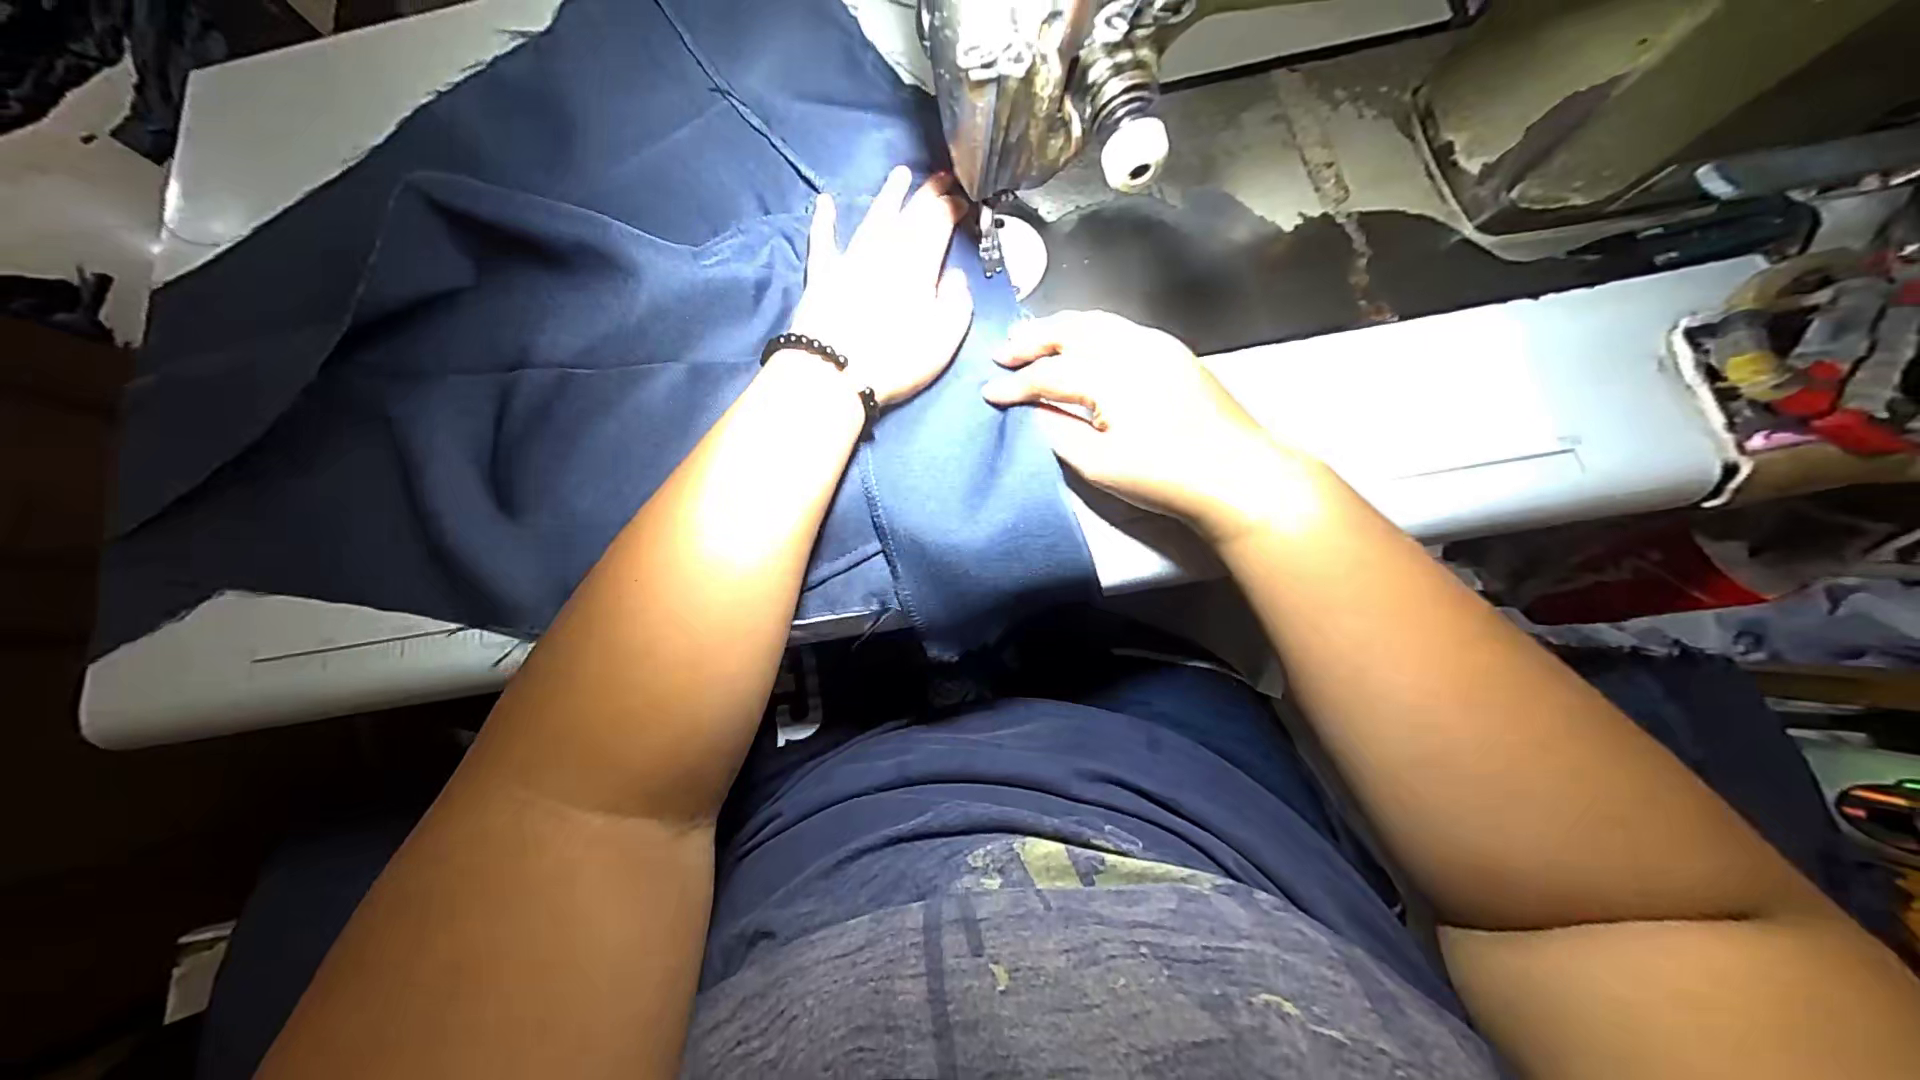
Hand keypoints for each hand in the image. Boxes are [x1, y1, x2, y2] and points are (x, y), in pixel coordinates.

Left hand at [786, 166, 973, 405]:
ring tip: (899, 174)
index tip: (964, 197)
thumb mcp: (944, 338)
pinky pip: (823, 240)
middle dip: (928, 192)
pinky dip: (824, 220)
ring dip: (888, 195)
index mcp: (919, 263)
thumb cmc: (896, 359)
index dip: (952, 205)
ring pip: (873, 217)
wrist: (834, 373)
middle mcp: (885, 250)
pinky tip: (824, 202)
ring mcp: (850, 259)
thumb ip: (957, 302)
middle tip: (942, 175)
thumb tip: (955, 276)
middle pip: (909, 213)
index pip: (938, 221)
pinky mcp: (822, 274)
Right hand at [982, 310, 1321, 542]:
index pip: (1050, 373)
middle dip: (1033, 339)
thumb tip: (1030, 411)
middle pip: (1072, 330)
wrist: (1239, 476)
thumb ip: (1056, 431)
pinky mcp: (1175, 352)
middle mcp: (1134, 347)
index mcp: (1112, 376)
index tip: (988, 392)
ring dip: (1061, 328)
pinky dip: (1089, 331)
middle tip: (1003, 351)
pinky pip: (1120, 329)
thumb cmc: (1165, 477)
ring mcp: (1159, 345)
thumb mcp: (1099, 464)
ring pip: (1098, 322)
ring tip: (1033, 338)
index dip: (1015, 384)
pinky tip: (1080, 345)